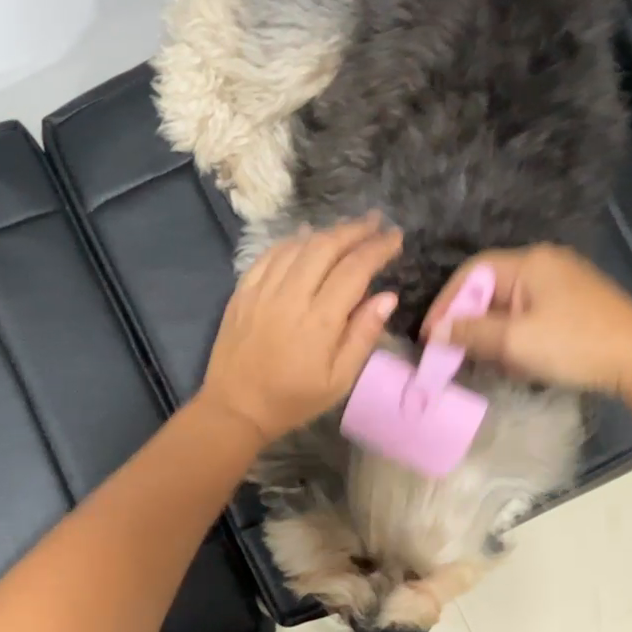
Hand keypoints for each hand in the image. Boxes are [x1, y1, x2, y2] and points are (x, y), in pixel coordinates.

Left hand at [196, 217, 402, 442]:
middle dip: (354, 231)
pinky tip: (304, 239)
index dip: (377, 248)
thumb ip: (363, 336)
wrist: (235, 408)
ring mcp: (262, 291)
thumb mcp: (338, 381)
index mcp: (319, 321)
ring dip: (325, 233)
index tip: (395, 238)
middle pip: (325, 247)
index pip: (354, 270)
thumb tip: (387, 296)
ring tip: (345, 230)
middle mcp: (290, 297)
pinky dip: (291, 242)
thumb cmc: (292, 401)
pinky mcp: (242, 292)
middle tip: (375, 223)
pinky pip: (269, 255)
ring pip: (297, 246)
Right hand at [421, 244, 631, 396]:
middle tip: (449, 352)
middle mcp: (544, 265)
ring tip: (478, 360)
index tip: (429, 337)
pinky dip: (510, 336)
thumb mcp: (514, 341)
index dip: (445, 304)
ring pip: (507, 305)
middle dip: (466, 321)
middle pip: (488, 288)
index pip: (471, 273)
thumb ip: (471, 333)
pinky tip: (510, 360)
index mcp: (529, 263)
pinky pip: (527, 315)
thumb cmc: (575, 345)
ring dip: (488, 332)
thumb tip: (436, 331)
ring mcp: (562, 284)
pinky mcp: (573, 305)